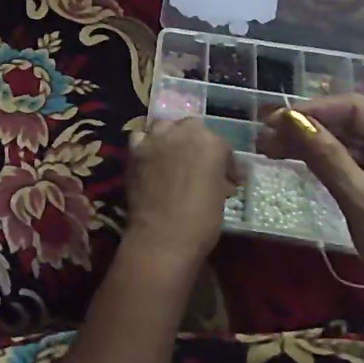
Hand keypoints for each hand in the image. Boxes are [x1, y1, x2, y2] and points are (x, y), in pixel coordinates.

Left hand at [123, 118, 242, 271]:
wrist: (163, 236)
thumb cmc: (201, 221)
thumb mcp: (221, 195)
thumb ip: (219, 177)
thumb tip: (220, 179)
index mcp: (212, 143)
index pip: (222, 145)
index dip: (225, 163)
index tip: (228, 179)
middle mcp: (184, 133)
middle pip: (192, 128)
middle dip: (197, 142)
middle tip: (198, 163)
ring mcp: (156, 140)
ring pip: (165, 126)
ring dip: (171, 136)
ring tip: (173, 155)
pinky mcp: (135, 151)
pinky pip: (140, 138)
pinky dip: (146, 144)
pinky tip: (150, 157)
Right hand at [261, 95, 363, 340]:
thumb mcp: (363, 203)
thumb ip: (327, 158)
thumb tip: (289, 120)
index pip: (359, 109)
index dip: (314, 110)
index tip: (272, 122)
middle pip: (356, 124)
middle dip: (310, 128)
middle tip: (264, 138)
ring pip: (354, 144)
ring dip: (315, 145)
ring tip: (271, 149)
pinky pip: (359, 164)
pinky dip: (329, 163)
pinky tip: (299, 163)